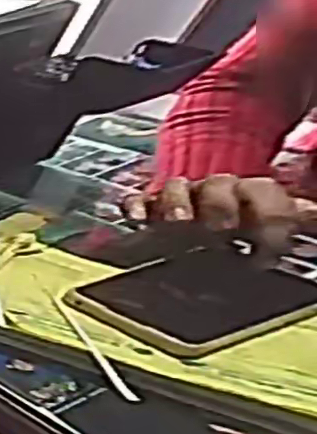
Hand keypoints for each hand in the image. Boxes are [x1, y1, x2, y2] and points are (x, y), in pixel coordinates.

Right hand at [122, 175, 306, 255]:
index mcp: (255, 191)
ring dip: (177, 204)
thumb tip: (313, 216)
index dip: (268, 216)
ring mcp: (177, 197)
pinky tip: (137, 220)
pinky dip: (135, 208)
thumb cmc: (251, 232)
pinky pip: (135, 200)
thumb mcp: (288, 222)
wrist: (207, 235)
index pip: (262, 191)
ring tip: (179, 223)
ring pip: (175, 188)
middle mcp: (215, 189)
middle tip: (220, 232)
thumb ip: (303, 217)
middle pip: (216, 185)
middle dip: (219, 208)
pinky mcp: (144, 207)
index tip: (269, 248)